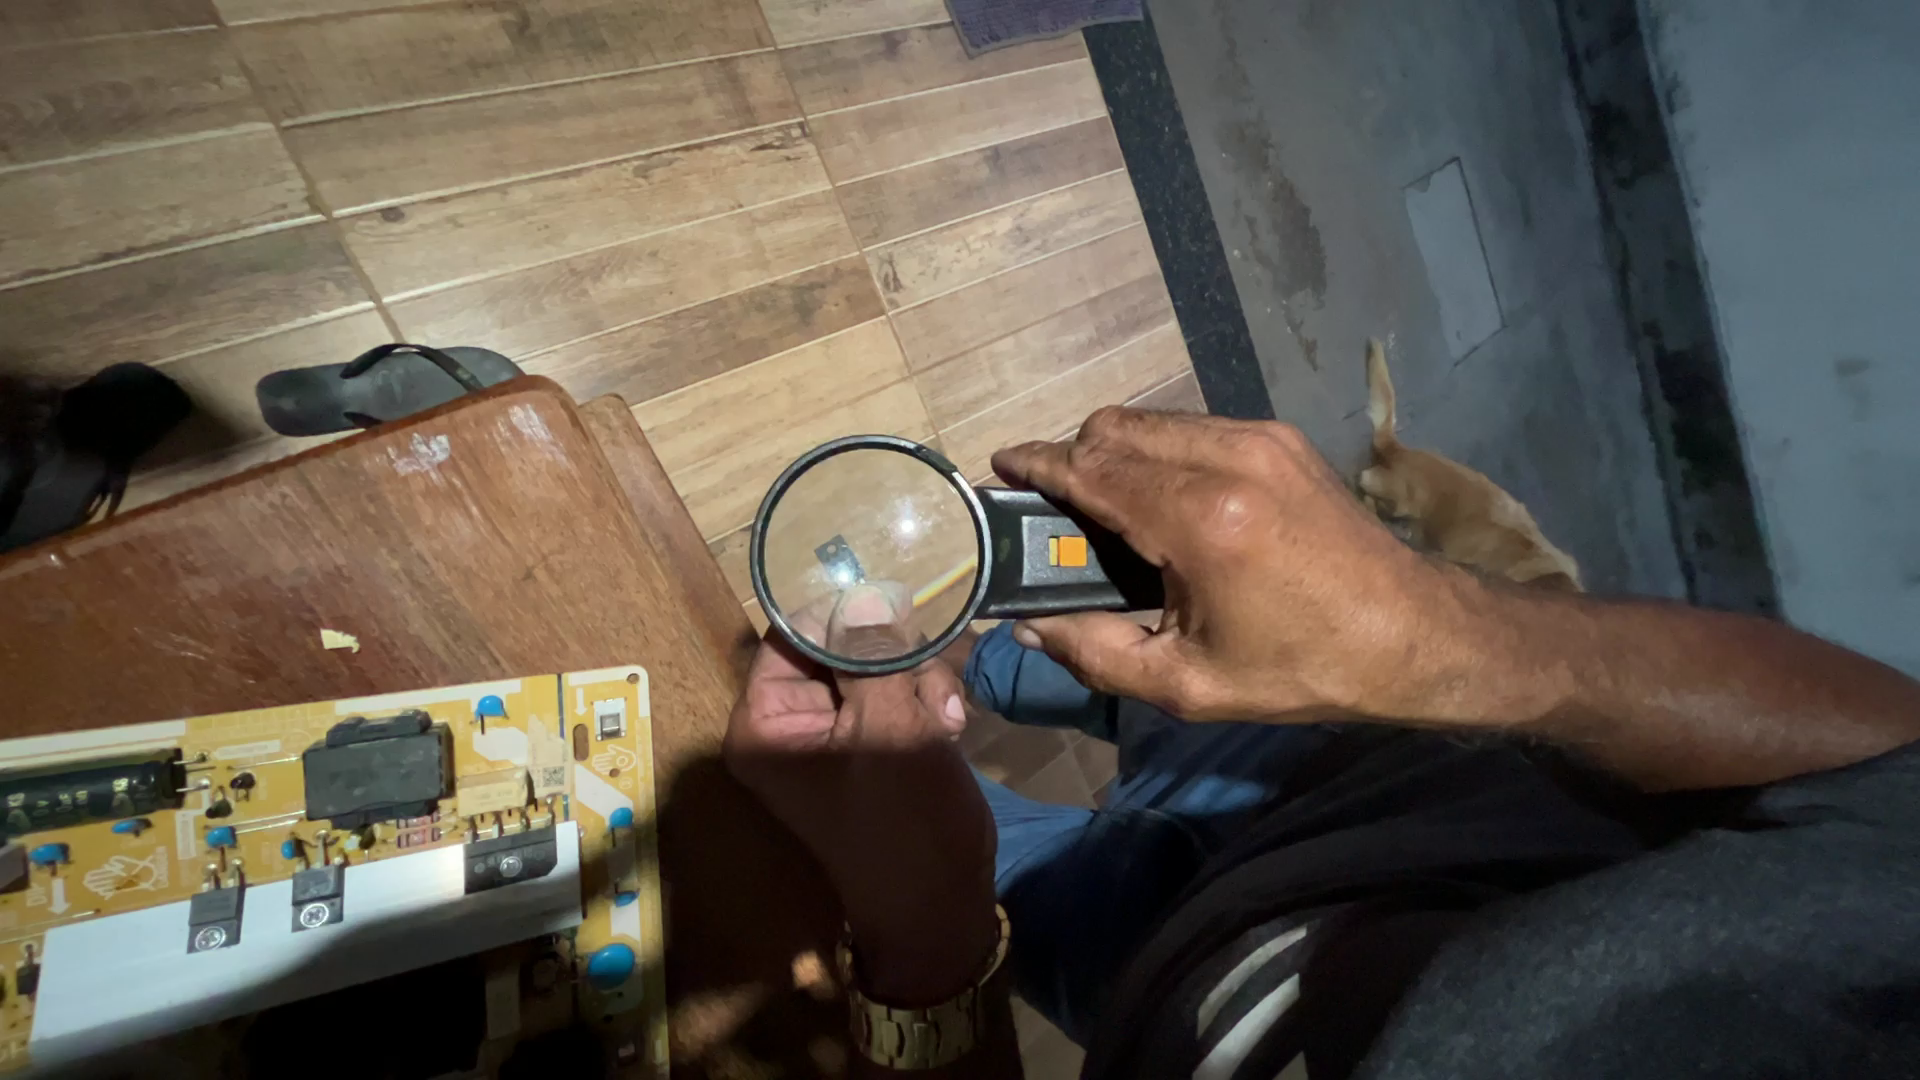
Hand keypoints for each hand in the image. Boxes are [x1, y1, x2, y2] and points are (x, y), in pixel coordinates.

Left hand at [724, 585, 998, 1001]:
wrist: (946, 897)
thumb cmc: (905, 821)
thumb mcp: (889, 729)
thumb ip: (873, 655)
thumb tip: (862, 593)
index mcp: (766, 723)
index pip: (790, 637)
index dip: (841, 618)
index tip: (895, 609)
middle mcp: (792, 722)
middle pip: (838, 645)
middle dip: (893, 658)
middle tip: (930, 682)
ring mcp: (835, 730)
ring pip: (876, 662)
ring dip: (919, 679)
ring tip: (947, 717)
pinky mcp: (873, 737)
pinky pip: (896, 688)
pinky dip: (926, 698)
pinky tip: (951, 724)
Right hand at [992, 408, 1493, 724]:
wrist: (1416, 635)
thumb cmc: (1300, 669)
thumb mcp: (1187, 685)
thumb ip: (1094, 653)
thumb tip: (1028, 625)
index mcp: (1201, 521)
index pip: (1091, 468)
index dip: (1036, 464)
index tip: (1000, 468)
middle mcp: (1226, 459)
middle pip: (1112, 428)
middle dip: (1069, 457)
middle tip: (1055, 508)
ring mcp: (1257, 438)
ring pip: (1147, 420)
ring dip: (1109, 451)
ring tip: (1105, 504)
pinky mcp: (1276, 437)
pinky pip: (1186, 426)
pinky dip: (1152, 450)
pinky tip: (1159, 496)